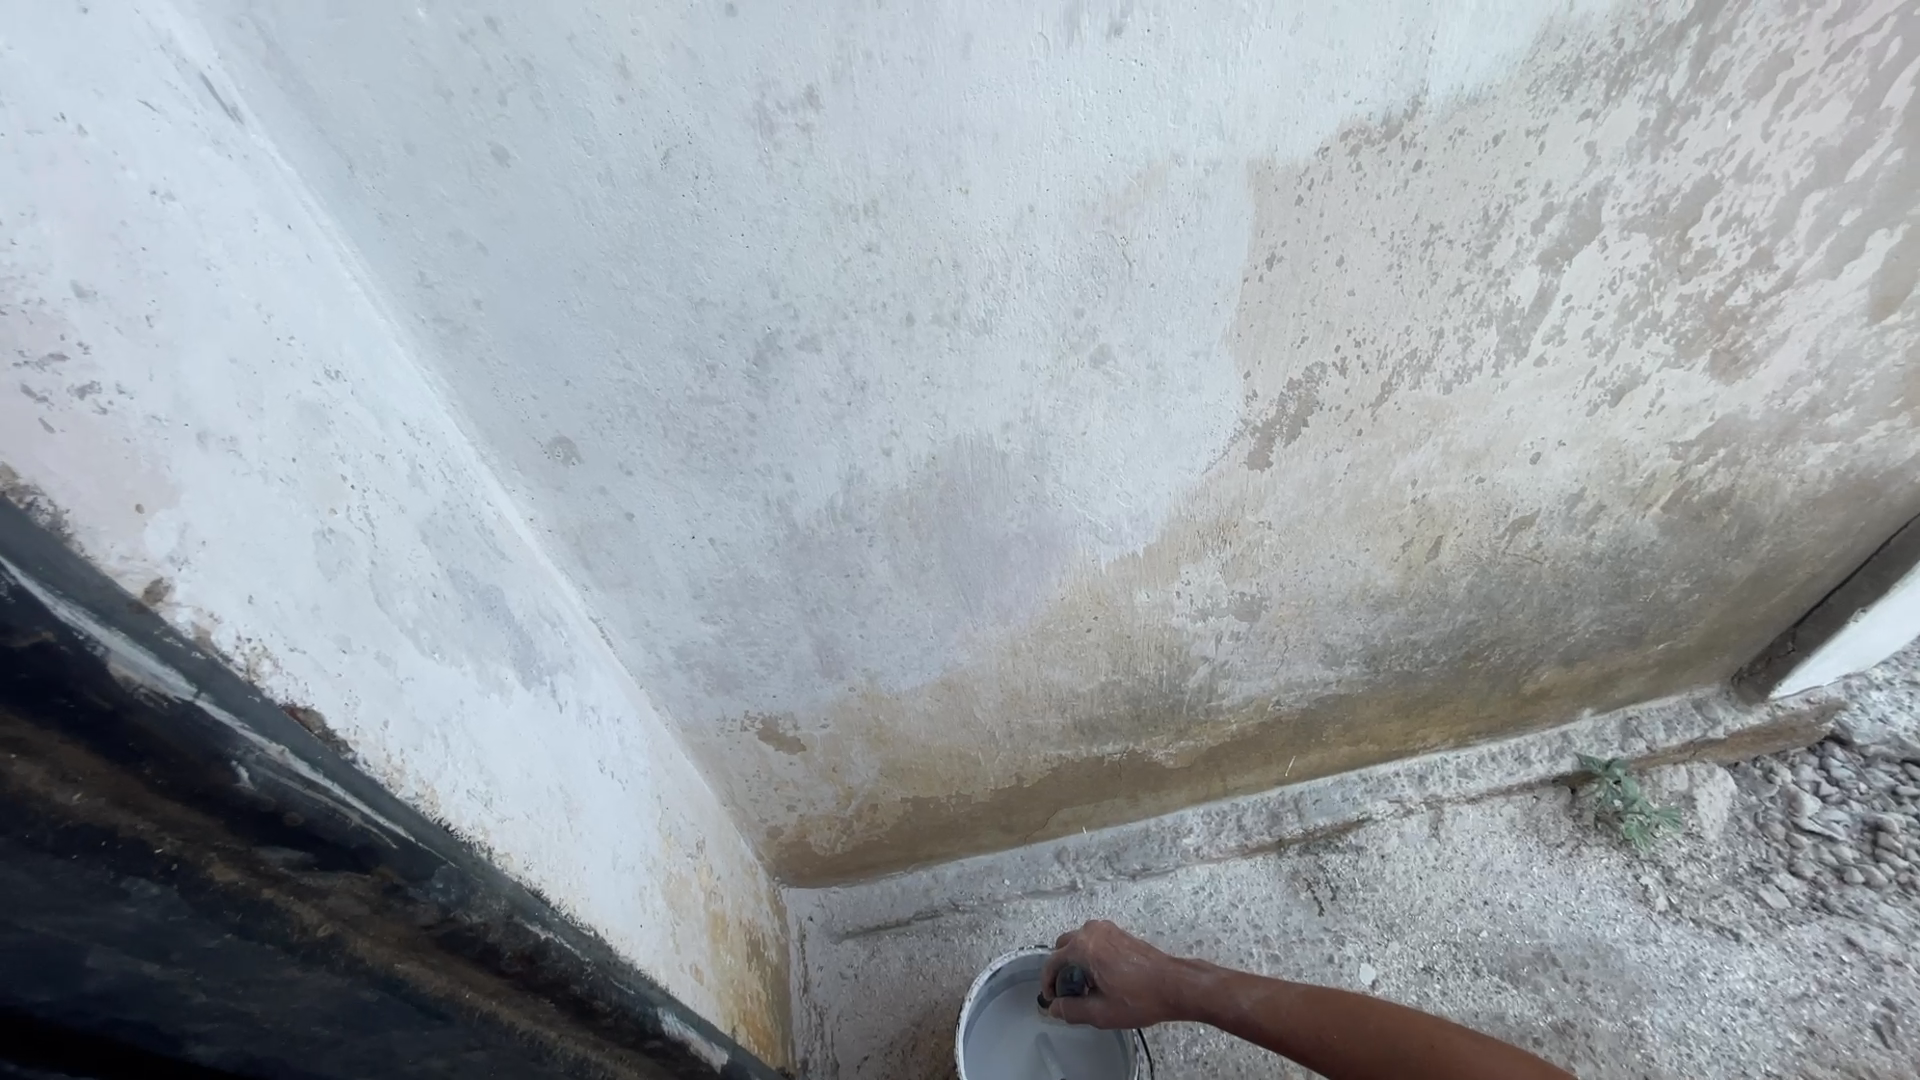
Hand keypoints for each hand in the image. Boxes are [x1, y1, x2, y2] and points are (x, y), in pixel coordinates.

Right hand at [1041, 920, 1203, 1028]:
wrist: (1172, 984)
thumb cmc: (1139, 998)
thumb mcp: (1101, 1013)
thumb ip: (1072, 1010)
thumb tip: (1054, 1008)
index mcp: (1083, 947)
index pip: (1052, 961)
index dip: (1047, 982)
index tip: (1051, 999)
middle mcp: (1090, 931)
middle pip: (1063, 947)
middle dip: (1061, 969)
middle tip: (1068, 993)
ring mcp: (1105, 928)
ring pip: (1078, 942)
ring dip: (1075, 961)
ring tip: (1086, 986)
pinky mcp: (1117, 931)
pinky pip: (1093, 940)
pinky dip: (1089, 955)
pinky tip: (1101, 976)